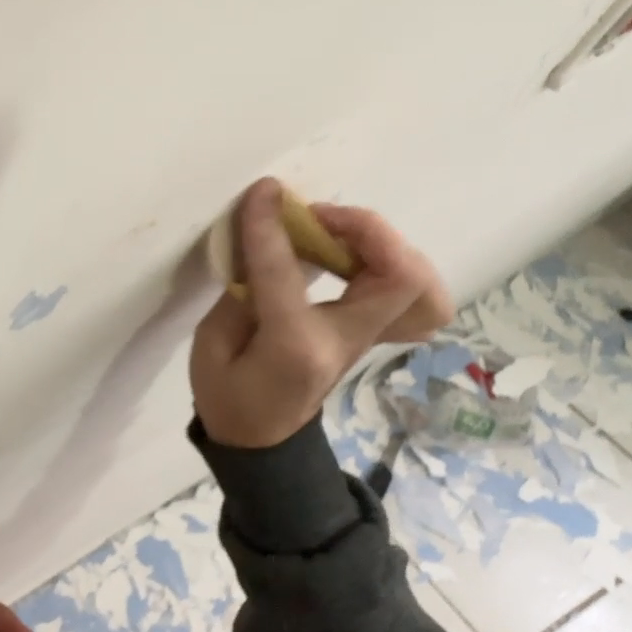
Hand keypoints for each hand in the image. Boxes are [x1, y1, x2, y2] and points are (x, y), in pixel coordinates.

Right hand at [192, 178, 453, 448]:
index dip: (270, 226)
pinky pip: (414, 297)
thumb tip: (260, 238)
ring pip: (421, 286)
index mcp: (294, 346)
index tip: (263, 191)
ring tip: (336, 231)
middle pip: (400, 278)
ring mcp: (367, 341)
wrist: (260, 441)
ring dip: (384, 246)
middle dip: (365, 230)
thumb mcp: (210, 345)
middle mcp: (344, 341)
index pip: (287, 273)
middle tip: (315, 216)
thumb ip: (239, 290)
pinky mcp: (371, 335)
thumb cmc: (227, 396)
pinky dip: (393, 265)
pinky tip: (353, 255)